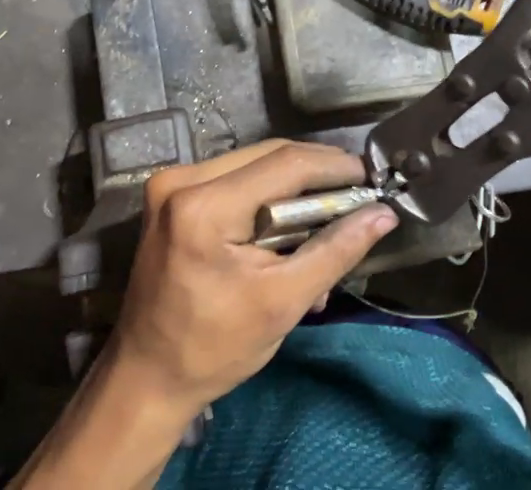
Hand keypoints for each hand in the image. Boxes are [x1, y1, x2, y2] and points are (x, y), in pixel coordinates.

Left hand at [111, 140, 395, 411]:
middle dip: (317, 177)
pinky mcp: (171, 196)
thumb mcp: (283, 301)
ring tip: (328, 227)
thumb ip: (335, 251)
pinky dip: (265, 203)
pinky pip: (233, 182)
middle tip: (359, 200)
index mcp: (203, 205)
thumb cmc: (214, 347)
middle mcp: (181, 179)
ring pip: (253, 166)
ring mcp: (170, 184)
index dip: (335, 167)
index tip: (374, 179)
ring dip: (293, 193)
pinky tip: (289, 236)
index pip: (285, 164)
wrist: (147, 373)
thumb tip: (384, 214)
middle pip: (268, 157)